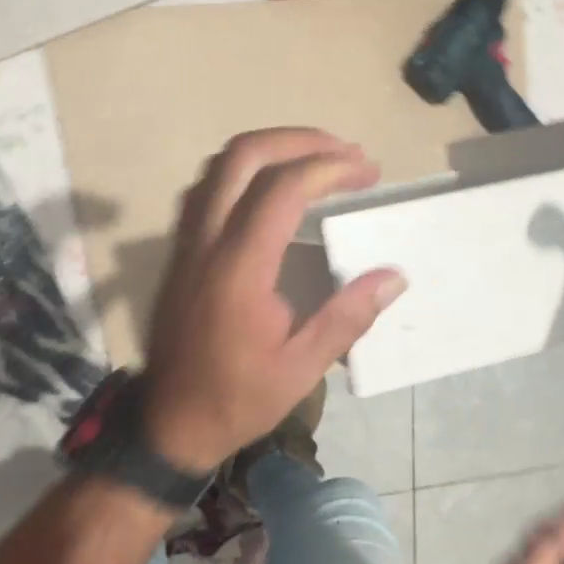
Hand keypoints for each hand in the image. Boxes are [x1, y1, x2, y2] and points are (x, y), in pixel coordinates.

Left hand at [143, 129, 406, 471]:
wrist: (170, 423)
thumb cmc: (237, 400)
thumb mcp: (301, 370)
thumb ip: (346, 318)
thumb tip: (394, 277)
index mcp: (238, 269)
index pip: (282, 188)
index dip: (329, 167)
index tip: (367, 171)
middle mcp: (205, 242)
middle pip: (243, 156)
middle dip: (299, 141)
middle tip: (345, 153)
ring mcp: (185, 245)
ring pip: (218, 167)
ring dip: (269, 151)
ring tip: (314, 162)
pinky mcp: (179, 255)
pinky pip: (205, 190)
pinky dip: (243, 174)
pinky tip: (270, 194)